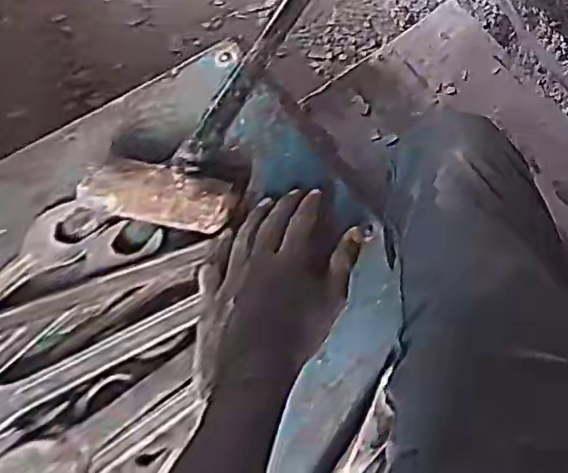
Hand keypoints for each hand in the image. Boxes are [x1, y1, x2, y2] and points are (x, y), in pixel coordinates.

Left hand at [195, 189, 363, 398]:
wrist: (250, 376)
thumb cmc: (298, 340)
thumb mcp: (331, 301)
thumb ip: (343, 262)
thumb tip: (355, 231)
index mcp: (292, 259)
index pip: (302, 219)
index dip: (310, 203)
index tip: (316, 192)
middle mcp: (260, 259)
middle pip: (272, 221)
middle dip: (284, 203)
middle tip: (293, 193)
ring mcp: (233, 275)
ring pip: (243, 235)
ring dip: (255, 216)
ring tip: (263, 204)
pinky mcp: (212, 294)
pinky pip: (214, 261)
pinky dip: (220, 245)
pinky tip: (225, 236)